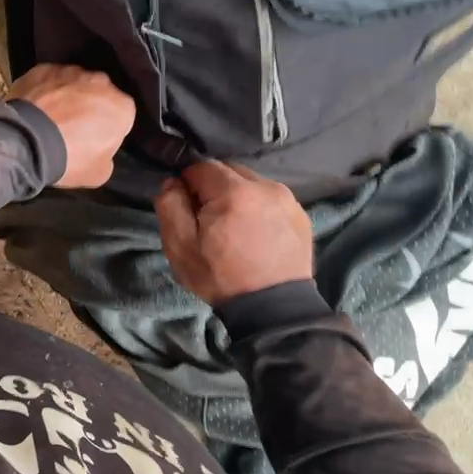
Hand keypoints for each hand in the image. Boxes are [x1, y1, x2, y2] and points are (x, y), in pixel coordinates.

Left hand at [7, 64, 135, 188]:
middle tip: (69, 128)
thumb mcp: (99, 172)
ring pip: (72, 82)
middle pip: (97, 94)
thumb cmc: (70, 159)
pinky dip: (41, 89)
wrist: (27, 142)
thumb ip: (106, 156)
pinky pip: (46, 79)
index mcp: (122, 106)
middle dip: (87, 107)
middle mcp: (100, 81)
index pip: (121, 116)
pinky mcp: (42, 69)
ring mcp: (70, 71)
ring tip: (47, 116)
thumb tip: (98, 151)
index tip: (92, 141)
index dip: (107, 129)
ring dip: (64, 95)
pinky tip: (32, 105)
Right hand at [155, 161, 312, 305]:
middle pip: (229, 171)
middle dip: (212, 187)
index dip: (187, 182)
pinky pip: (270, 199)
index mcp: (234, 191)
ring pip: (251, 183)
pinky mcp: (301, 215)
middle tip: (205, 218)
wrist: (273, 307)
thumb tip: (172, 182)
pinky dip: (256, 207)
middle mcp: (265, 186)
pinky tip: (252, 233)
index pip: (202, 166)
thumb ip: (170, 205)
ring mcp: (288, 200)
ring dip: (236, 196)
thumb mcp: (180, 244)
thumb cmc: (220, 275)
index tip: (184, 205)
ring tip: (231, 226)